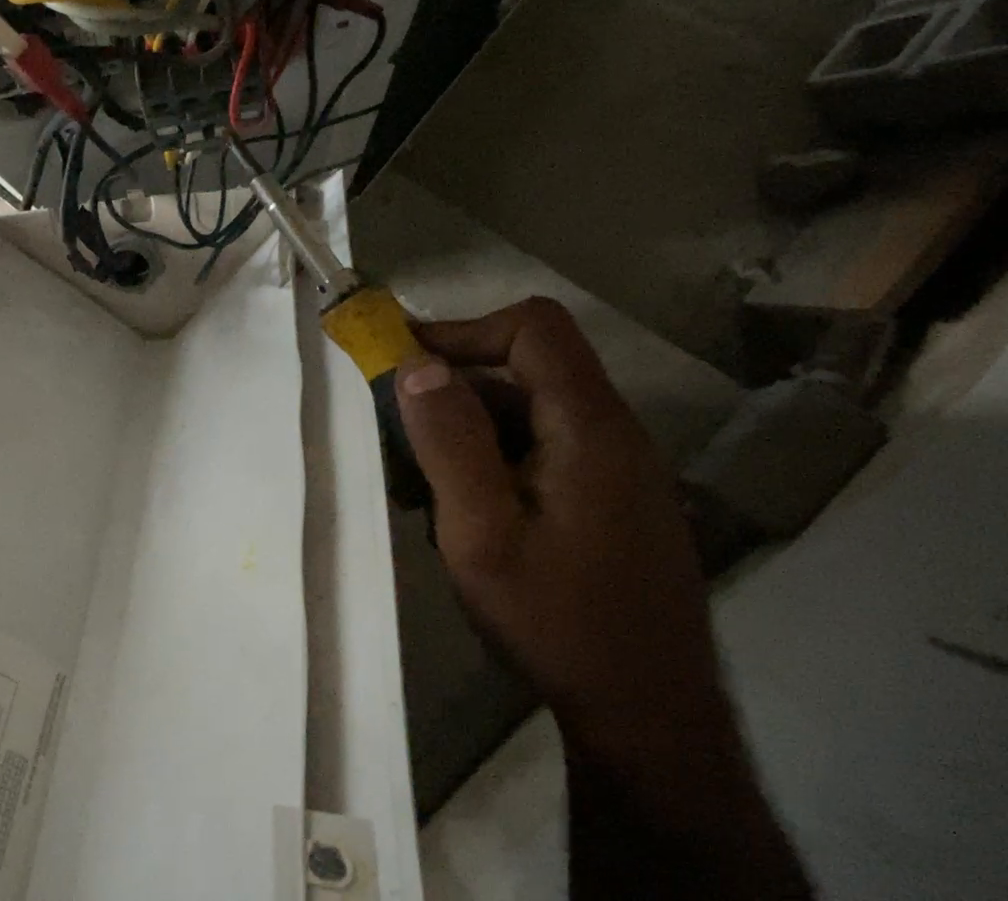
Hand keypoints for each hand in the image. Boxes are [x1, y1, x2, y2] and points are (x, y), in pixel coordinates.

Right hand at [394, 297, 811, 896]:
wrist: (645, 709)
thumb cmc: (555, 618)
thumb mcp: (480, 531)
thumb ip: (449, 442)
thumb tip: (418, 365)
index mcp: (589, 427)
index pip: (533, 328)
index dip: (463, 330)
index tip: (401, 361)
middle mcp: (613, 434)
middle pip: (526, 370)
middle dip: (450, 390)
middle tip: (393, 436)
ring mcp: (616, 470)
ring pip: (528, 415)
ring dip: (465, 433)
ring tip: (416, 487)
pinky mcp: (610, 502)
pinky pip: (541, 453)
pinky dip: (491, 463)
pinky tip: (459, 514)